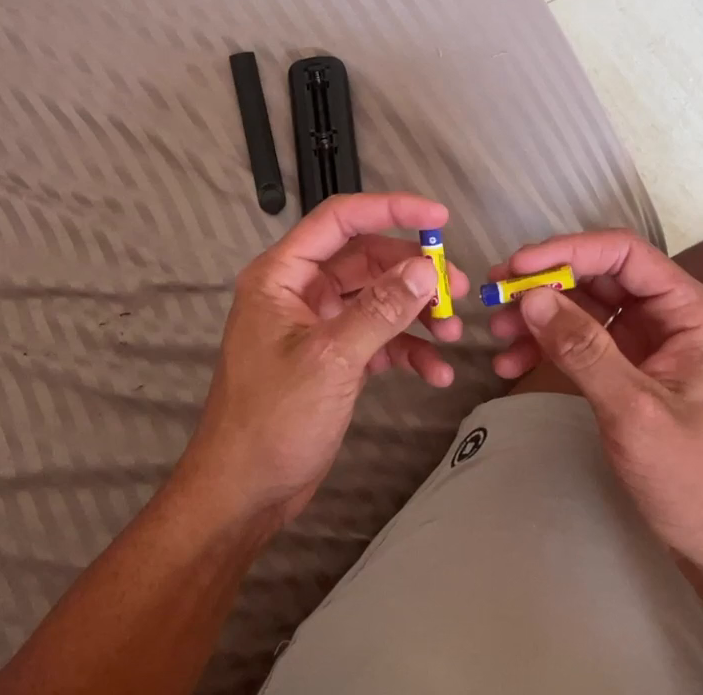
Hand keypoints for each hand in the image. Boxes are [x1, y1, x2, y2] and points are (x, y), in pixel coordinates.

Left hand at [176, 193, 467, 527]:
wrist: (244, 492)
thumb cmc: (272, 419)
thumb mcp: (331, 359)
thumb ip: (381, 310)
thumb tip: (426, 269)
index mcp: (282, 275)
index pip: (340, 220)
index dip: (391, 209)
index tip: (440, 218)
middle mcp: (298, 291)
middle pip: (366, 259)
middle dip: (413, 272)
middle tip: (457, 291)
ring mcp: (316, 325)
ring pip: (376, 299)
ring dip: (416, 312)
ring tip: (453, 333)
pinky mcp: (331, 358)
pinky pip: (376, 338)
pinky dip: (406, 349)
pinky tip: (435, 371)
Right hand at [487, 231, 702, 575]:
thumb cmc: (697, 479)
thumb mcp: (635, 412)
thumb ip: (583, 350)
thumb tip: (530, 297)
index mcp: (694, 311)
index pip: (624, 254)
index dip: (567, 251)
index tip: (515, 268)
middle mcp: (674, 316)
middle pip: (600, 276)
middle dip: (545, 284)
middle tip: (494, 297)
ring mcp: (652, 342)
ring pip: (585, 306)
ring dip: (539, 315)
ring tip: (498, 334)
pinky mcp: (633, 369)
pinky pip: (583, 340)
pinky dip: (547, 346)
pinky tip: (512, 363)